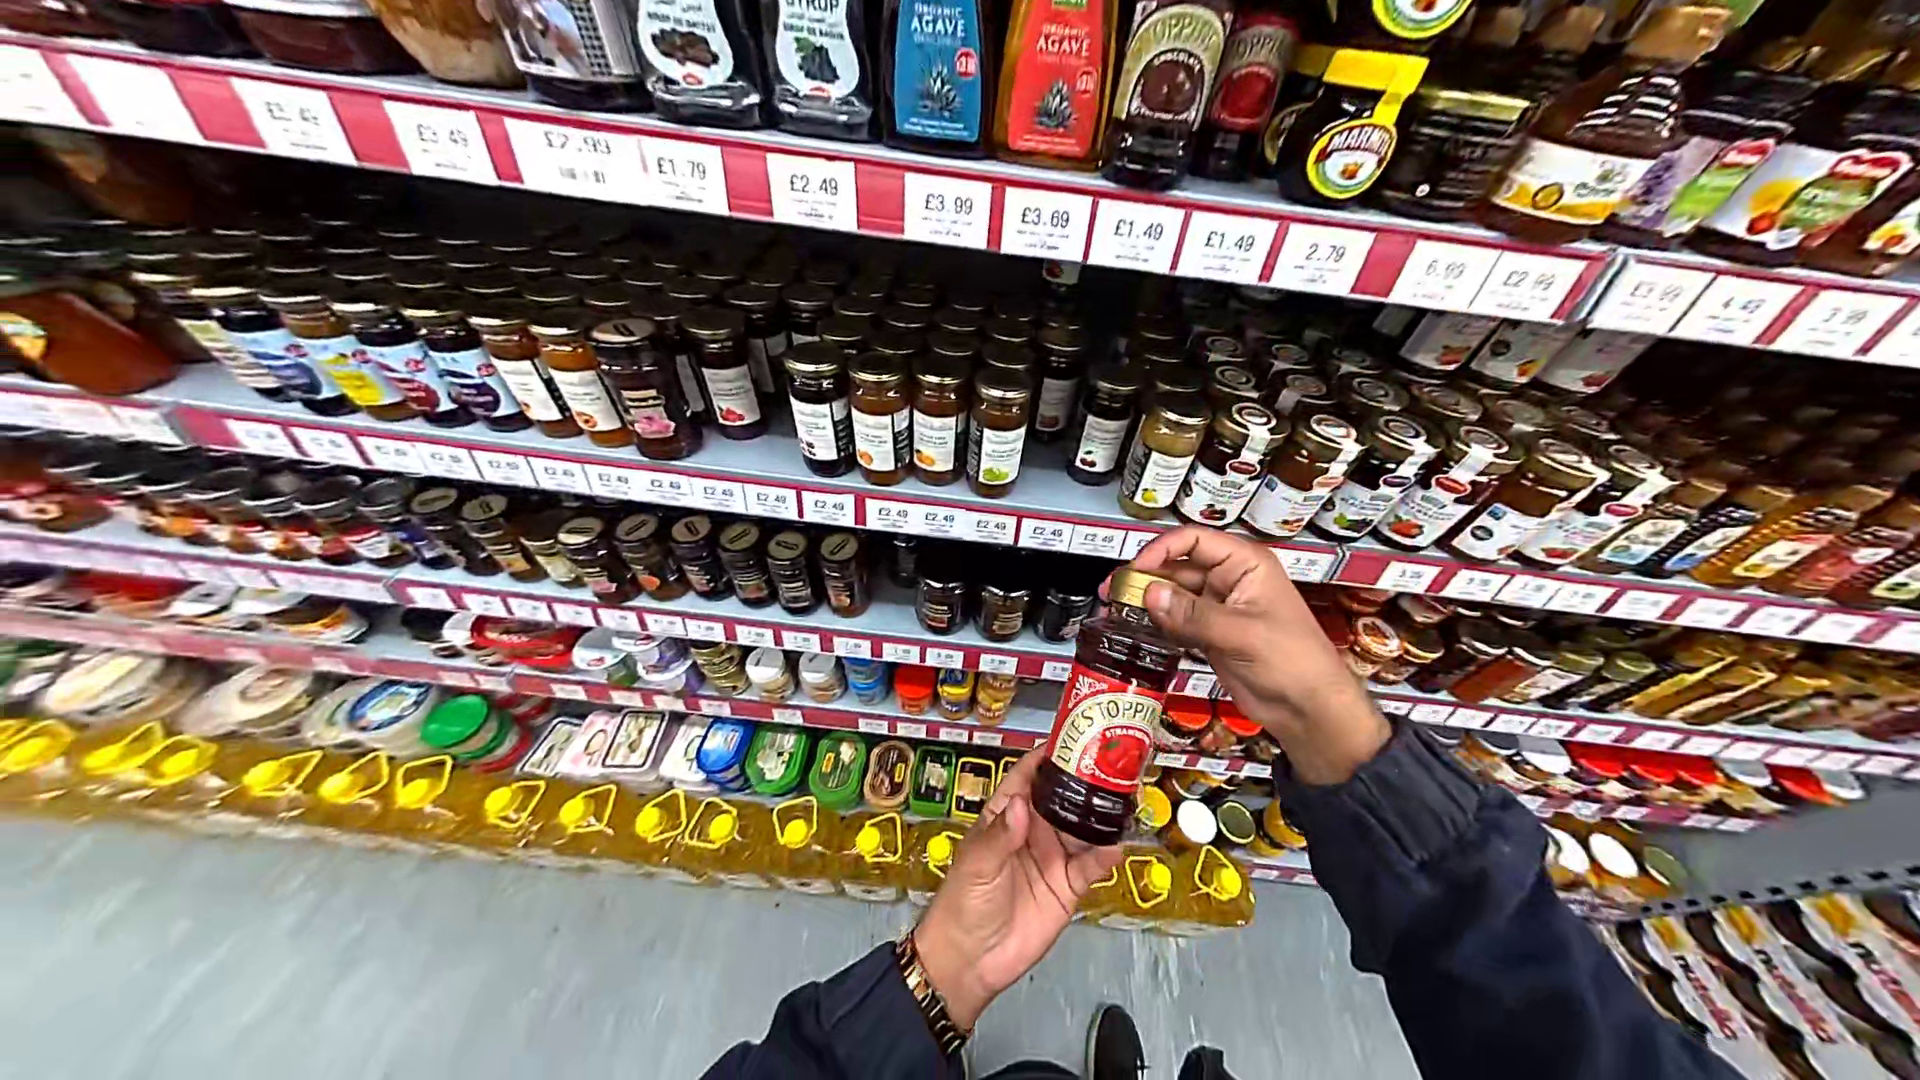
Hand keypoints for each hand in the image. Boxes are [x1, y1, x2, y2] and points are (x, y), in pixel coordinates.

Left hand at [914, 749, 1122, 1029]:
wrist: (971, 959)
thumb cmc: (963, 900)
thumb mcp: (976, 862)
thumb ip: (1000, 835)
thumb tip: (1021, 805)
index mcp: (1007, 814)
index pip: (1028, 776)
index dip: (1046, 756)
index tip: (1069, 736)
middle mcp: (1034, 829)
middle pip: (1062, 797)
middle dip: (1083, 779)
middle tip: (1110, 763)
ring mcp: (1052, 856)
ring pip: (1082, 827)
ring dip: (1100, 814)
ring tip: (1124, 797)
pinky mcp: (1067, 886)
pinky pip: (1090, 866)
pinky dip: (1105, 856)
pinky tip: (1117, 846)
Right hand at [1127, 525, 1389, 784]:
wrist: (1309, 711)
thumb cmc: (1292, 661)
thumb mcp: (1242, 633)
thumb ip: (1193, 614)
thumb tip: (1148, 595)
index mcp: (1245, 564)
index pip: (1194, 540)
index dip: (1162, 549)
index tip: (1136, 570)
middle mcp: (1228, 579)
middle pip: (1177, 566)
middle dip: (1144, 576)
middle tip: (1111, 592)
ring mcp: (1217, 607)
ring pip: (1172, 593)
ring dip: (1144, 600)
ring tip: (1114, 609)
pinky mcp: (1208, 633)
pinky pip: (1174, 619)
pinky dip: (1154, 621)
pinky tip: (1133, 627)